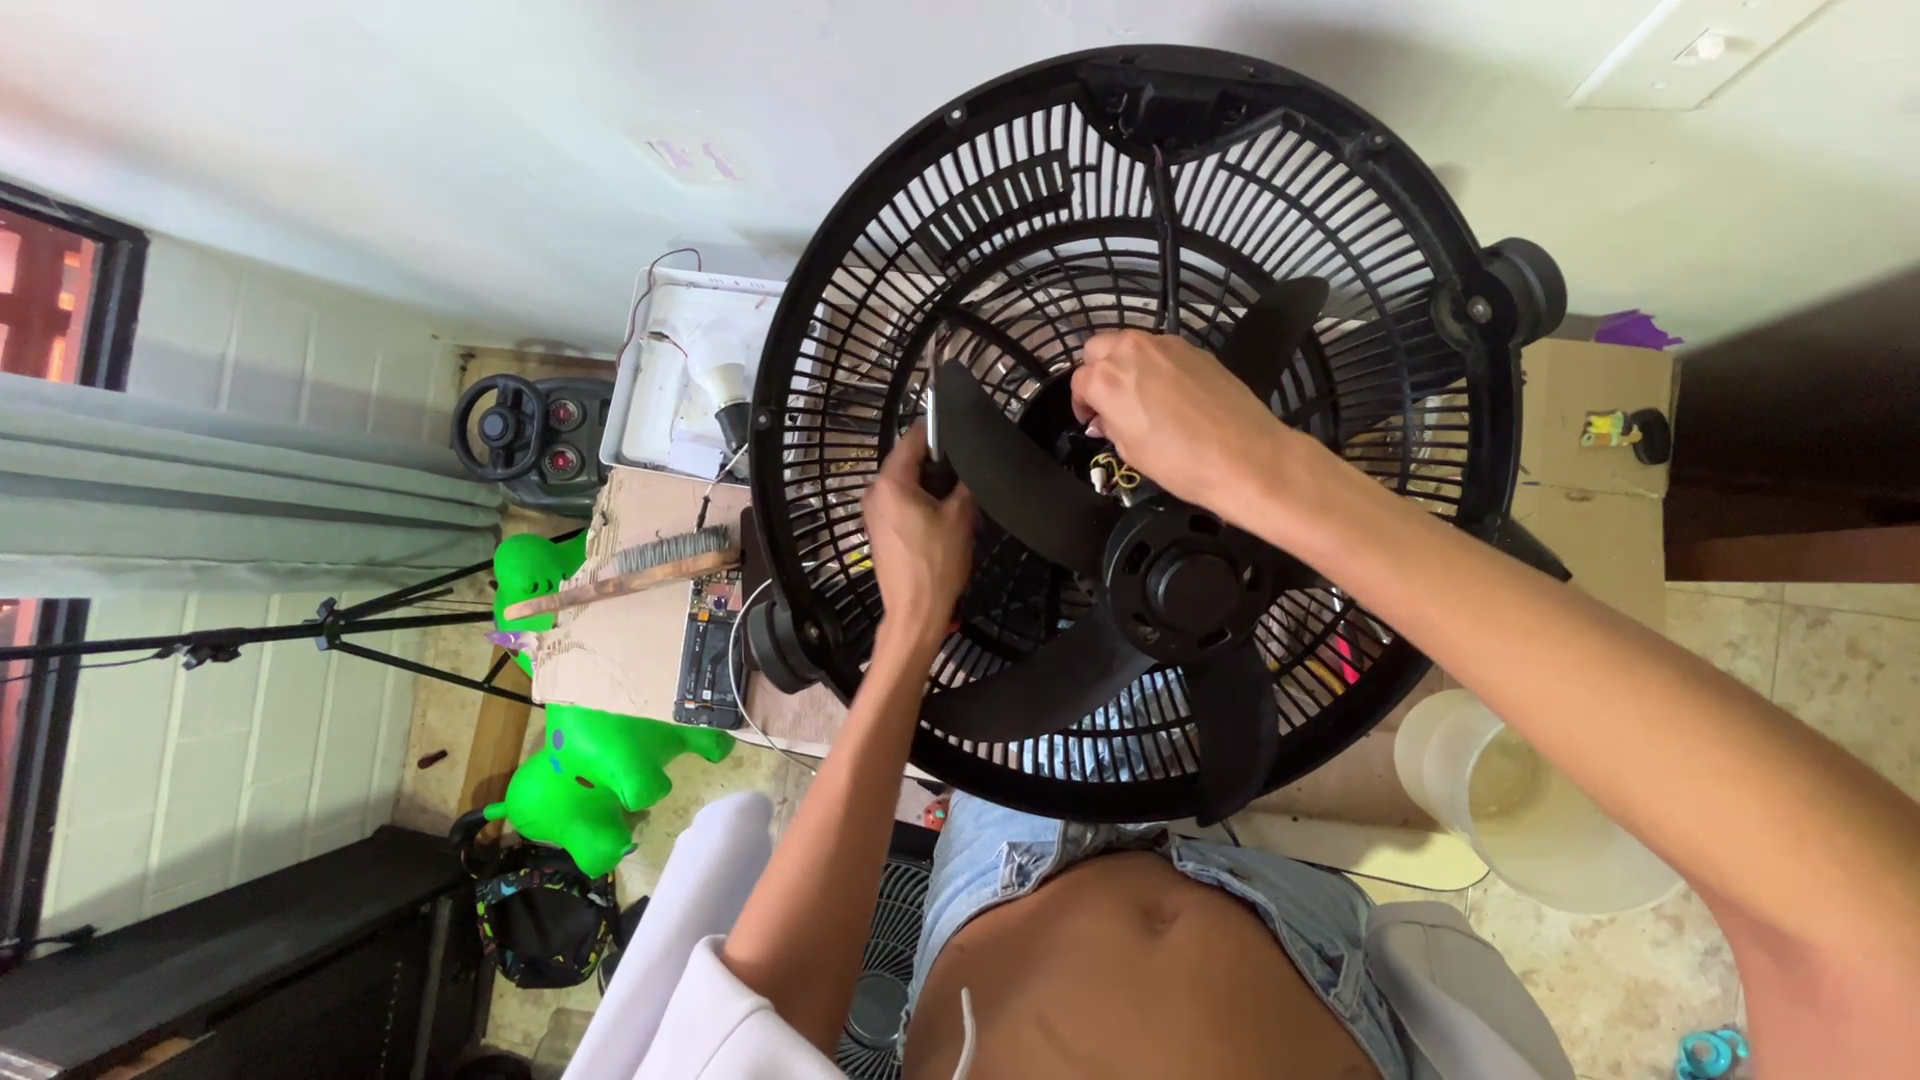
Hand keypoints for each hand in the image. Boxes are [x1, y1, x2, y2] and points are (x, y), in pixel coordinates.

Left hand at [863, 423, 975, 649]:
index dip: (940, 431)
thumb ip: (965, 484)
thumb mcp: (961, 518)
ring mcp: (873, 513)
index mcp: (891, 482)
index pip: (914, 437)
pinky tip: (944, 518)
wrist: (915, 612)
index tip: (963, 433)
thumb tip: (971, 468)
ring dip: (931, 487)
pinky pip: (901, 504)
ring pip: (906, 485)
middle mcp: (875, 492)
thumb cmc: (936, 564)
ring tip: (960, 498)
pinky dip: (921, 504)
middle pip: (909, 462)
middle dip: (938, 465)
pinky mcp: (879, 531)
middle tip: (968, 473)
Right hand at [1071, 329, 1302, 514]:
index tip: (1091, 420)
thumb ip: (1110, 426)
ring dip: (1125, 364)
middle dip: (1096, 371)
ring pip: (1131, 343)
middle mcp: (1132, 350)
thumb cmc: (1179, 462)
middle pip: (1098, 348)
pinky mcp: (1195, 349)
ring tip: (1139, 396)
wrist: (1244, 455)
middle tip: (1108, 401)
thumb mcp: (1130, 451)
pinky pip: (1162, 351)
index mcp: (1107, 378)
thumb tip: (1103, 419)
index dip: (1081, 404)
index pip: (1078, 381)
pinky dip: (1155, 365)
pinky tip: (1171, 394)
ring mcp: (1167, 345)